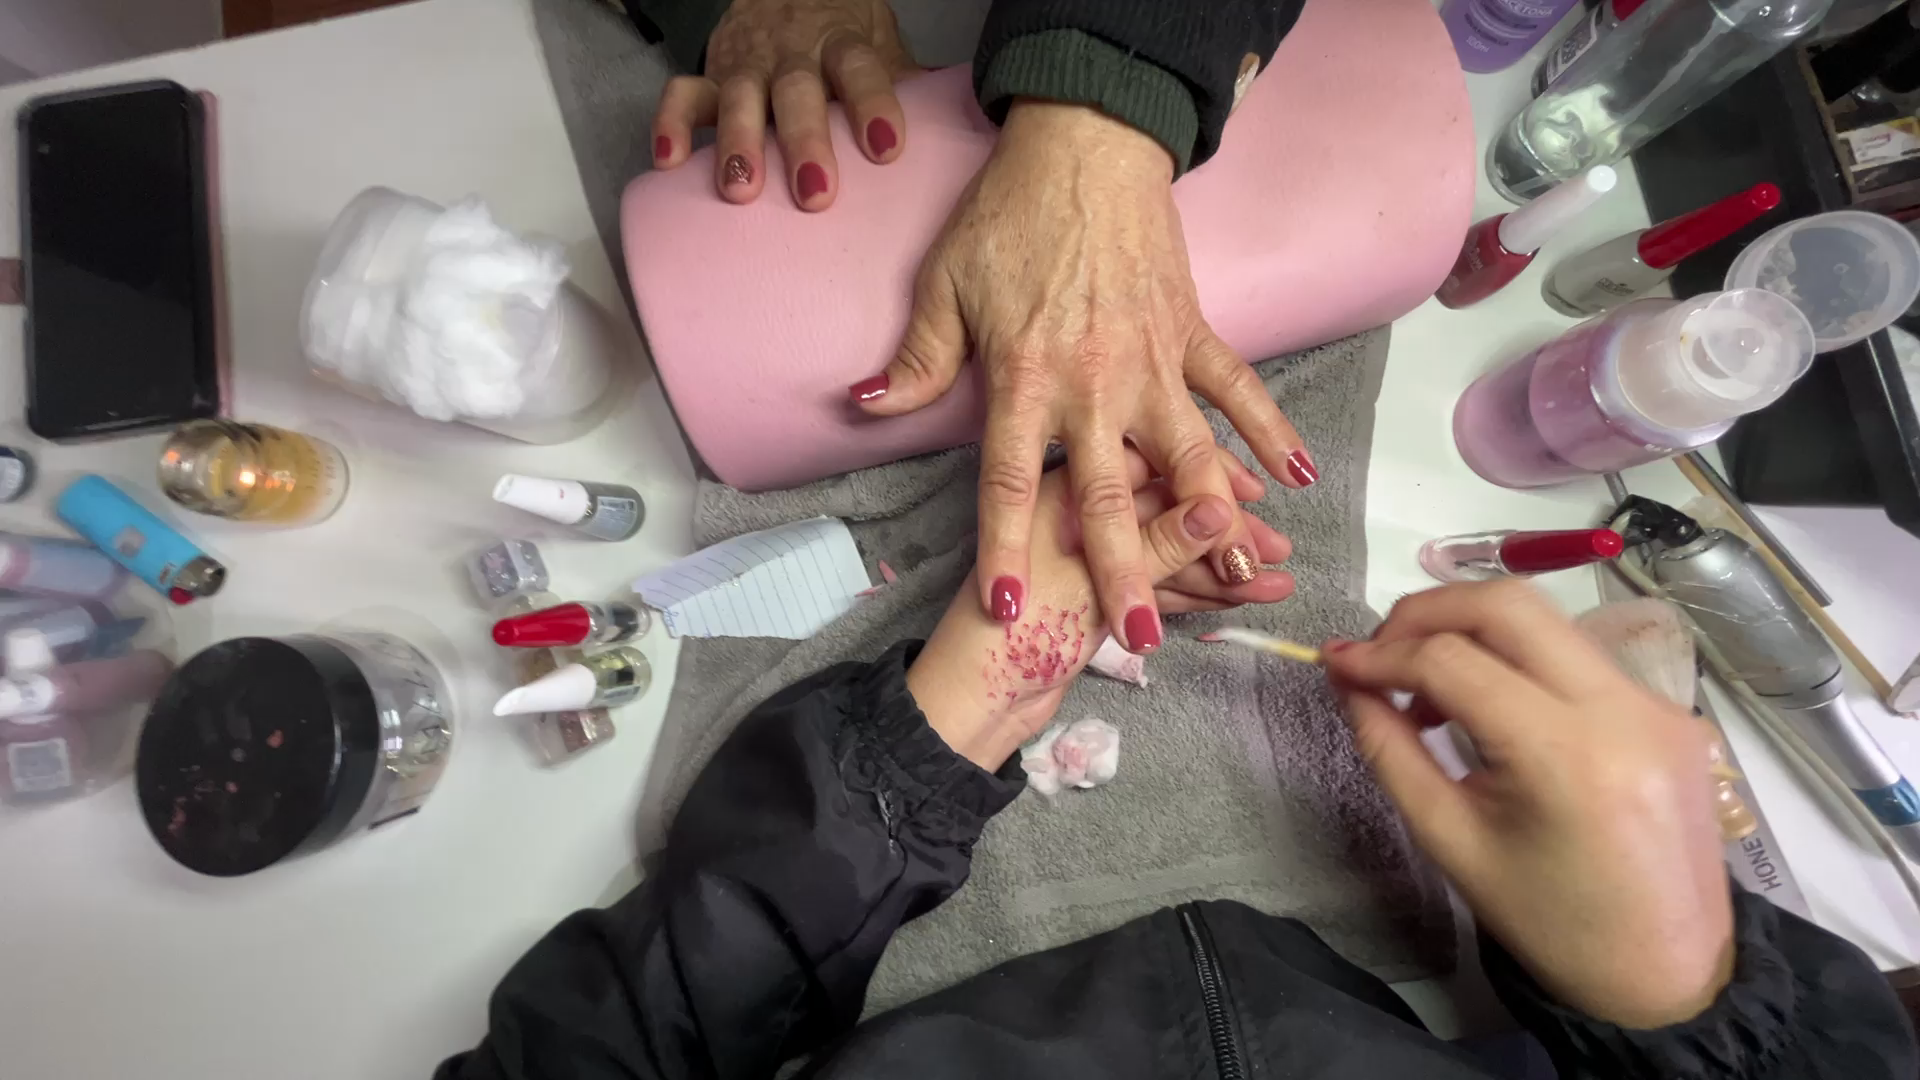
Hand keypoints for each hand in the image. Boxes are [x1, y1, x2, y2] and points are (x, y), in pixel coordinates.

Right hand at [650, 0, 916, 209]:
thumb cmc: (847, 49)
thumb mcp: (883, 57)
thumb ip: (907, 94)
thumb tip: (961, 141)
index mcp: (844, 46)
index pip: (861, 69)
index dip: (873, 105)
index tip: (886, 149)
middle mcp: (794, 54)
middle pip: (798, 92)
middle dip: (805, 142)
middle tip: (815, 196)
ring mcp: (749, 65)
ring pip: (741, 97)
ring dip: (739, 143)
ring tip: (741, 192)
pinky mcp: (712, 76)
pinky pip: (684, 94)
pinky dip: (672, 123)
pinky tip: (668, 161)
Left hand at [851, 101, 1312, 654]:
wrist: (1083, 145)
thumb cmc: (1009, 219)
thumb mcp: (945, 285)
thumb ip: (918, 361)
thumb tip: (865, 405)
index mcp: (1025, 380)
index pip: (1009, 483)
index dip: (1003, 550)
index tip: (1005, 609)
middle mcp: (1092, 384)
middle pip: (1105, 494)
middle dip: (1119, 570)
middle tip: (1135, 638)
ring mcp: (1150, 360)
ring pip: (1187, 453)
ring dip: (1210, 518)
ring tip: (1237, 578)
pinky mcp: (1192, 332)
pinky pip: (1236, 387)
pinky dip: (1269, 428)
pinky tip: (1296, 477)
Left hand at [908, 448, 1292, 769]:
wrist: (969, 702)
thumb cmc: (1013, 634)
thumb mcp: (1086, 581)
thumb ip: (1152, 544)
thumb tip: (1221, 506)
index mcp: (1062, 489)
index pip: (1144, 467)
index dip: (1202, 478)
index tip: (1254, 493)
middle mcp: (1078, 514)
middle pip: (1163, 513)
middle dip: (1222, 533)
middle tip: (1277, 549)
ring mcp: (1088, 556)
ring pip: (1163, 554)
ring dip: (1217, 569)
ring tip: (1276, 581)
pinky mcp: (1095, 595)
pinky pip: (1151, 586)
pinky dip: (1192, 594)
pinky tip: (1238, 598)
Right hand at [1321, 582, 1734, 1028]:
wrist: (1672, 977)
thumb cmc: (1546, 918)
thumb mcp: (1445, 834)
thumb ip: (1386, 745)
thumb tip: (1345, 678)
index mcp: (1567, 756)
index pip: (1450, 660)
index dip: (1379, 654)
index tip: (1334, 664)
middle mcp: (1623, 709)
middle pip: (1504, 604)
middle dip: (1421, 613)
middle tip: (1376, 652)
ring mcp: (1655, 703)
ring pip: (1537, 616)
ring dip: (1460, 628)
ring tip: (1421, 683)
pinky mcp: (1663, 707)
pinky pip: (1564, 649)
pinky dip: (1502, 653)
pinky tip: (1476, 700)